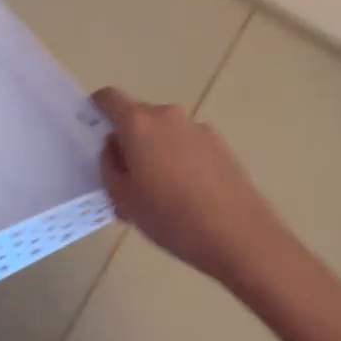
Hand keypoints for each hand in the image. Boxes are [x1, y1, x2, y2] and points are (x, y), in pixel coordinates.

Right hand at [92, 87, 294, 285]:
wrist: (245, 242)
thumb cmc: (173, 219)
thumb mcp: (123, 198)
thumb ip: (109, 166)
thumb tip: (115, 149)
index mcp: (137, 123)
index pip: (108, 97)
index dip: (97, 110)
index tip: (95, 133)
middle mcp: (168, 117)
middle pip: (138, 117)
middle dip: (130, 138)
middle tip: (131, 175)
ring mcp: (200, 131)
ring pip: (166, 133)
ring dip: (158, 151)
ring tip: (164, 192)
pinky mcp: (224, 149)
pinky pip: (190, 146)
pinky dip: (184, 162)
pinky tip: (192, 197)